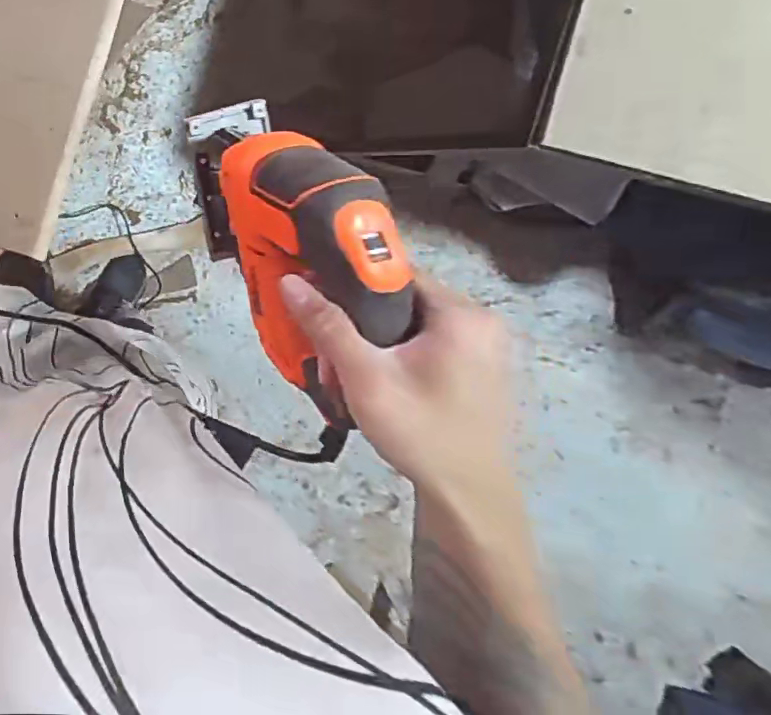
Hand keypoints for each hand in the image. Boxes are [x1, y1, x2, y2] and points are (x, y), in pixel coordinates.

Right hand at [280, 272, 517, 506]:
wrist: (468, 497)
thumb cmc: (419, 429)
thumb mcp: (364, 375)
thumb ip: (327, 324)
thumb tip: (289, 280)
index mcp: (462, 314)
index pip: (393, 272)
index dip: (348, 279)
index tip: (314, 297)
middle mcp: (479, 322)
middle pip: (397, 297)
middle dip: (354, 319)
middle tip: (327, 349)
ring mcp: (481, 346)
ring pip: (406, 321)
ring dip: (368, 339)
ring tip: (343, 370)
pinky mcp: (475, 368)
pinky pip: (421, 341)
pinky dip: (390, 351)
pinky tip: (371, 377)